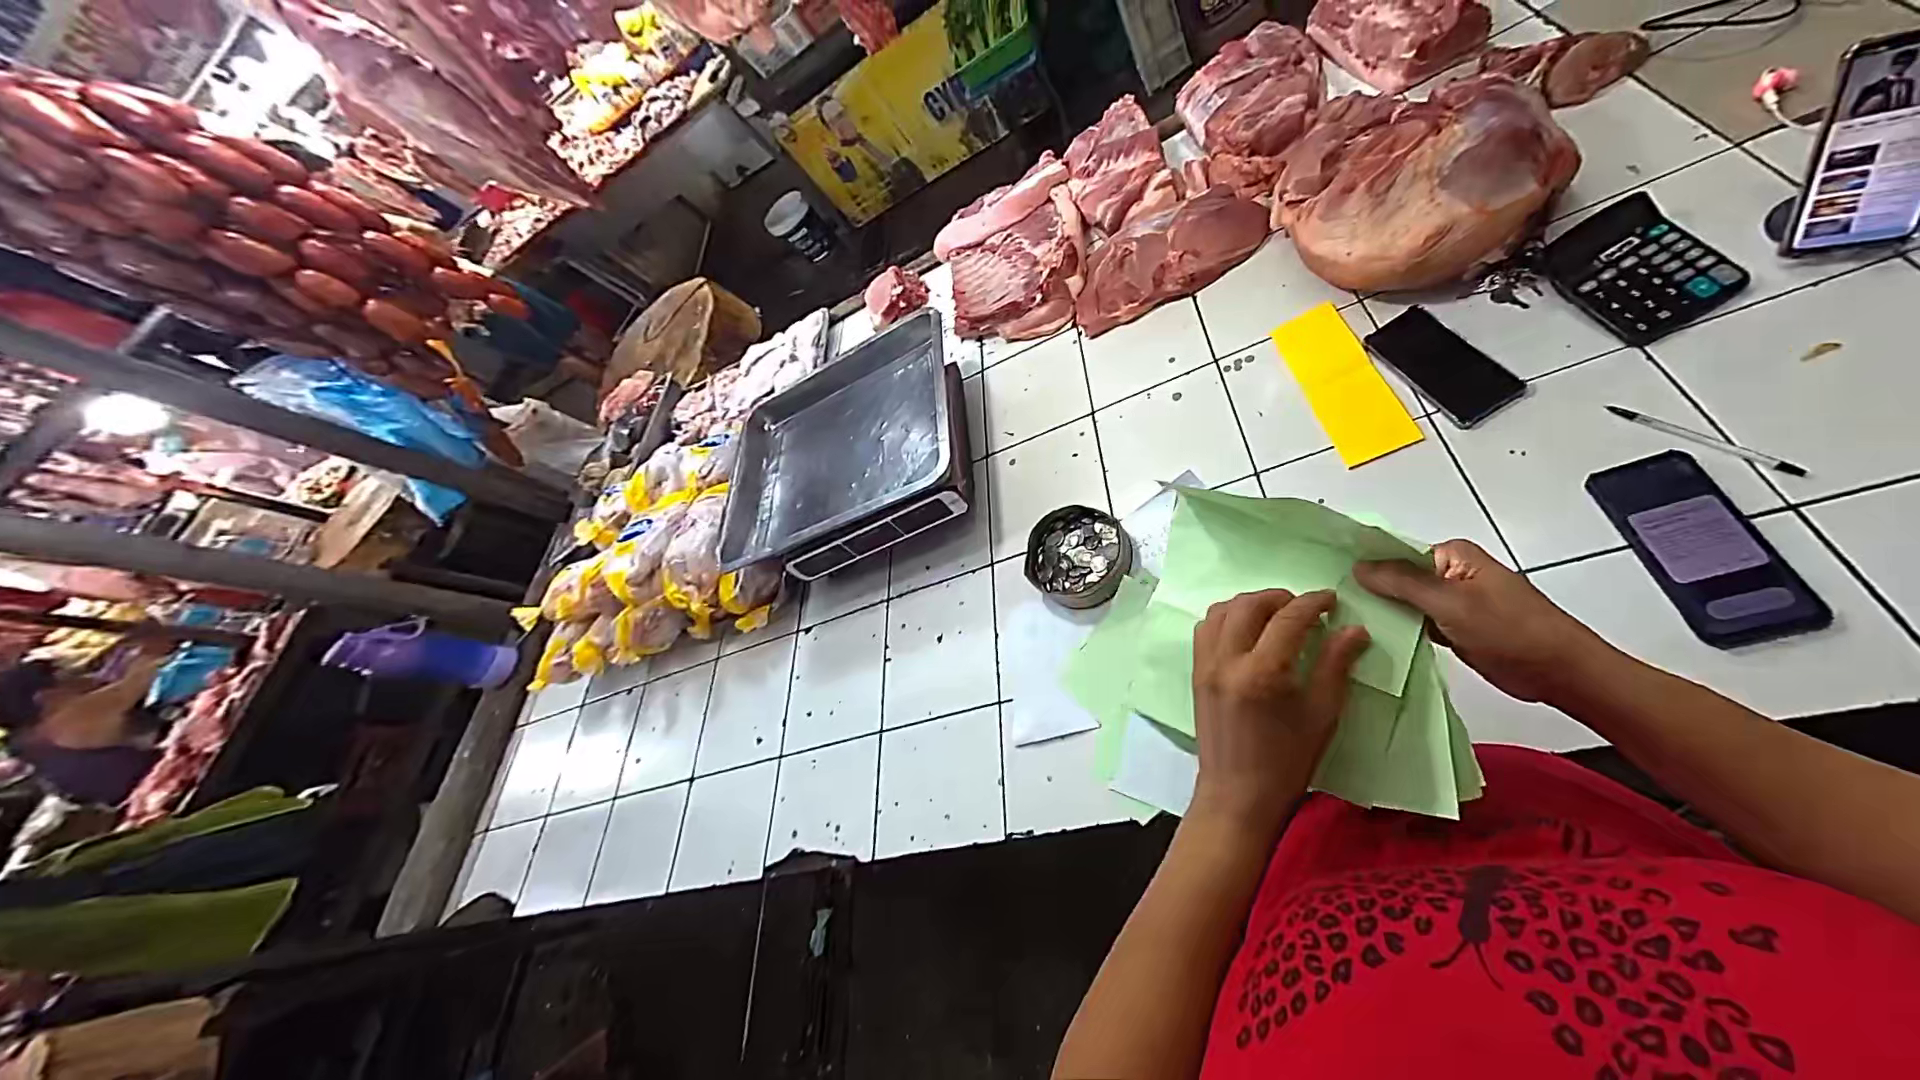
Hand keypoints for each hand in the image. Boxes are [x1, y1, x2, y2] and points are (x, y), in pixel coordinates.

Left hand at [1190, 589, 1368, 834]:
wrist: (1237, 792)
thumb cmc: (1288, 760)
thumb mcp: (1322, 714)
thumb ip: (1336, 665)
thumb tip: (1354, 629)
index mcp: (1263, 673)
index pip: (1288, 619)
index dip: (1312, 603)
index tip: (1330, 599)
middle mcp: (1227, 661)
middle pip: (1249, 605)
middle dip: (1279, 597)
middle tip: (1304, 606)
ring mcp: (1205, 665)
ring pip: (1221, 611)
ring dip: (1249, 603)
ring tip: (1276, 614)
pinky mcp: (1195, 672)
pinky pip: (1205, 629)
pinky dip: (1226, 618)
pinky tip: (1247, 629)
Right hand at [1354, 539, 1612, 703]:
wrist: (1562, 673)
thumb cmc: (1512, 631)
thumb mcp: (1450, 602)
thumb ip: (1401, 582)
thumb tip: (1357, 566)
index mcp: (1453, 556)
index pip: (1396, 551)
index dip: (1365, 563)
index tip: (1331, 577)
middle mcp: (1449, 574)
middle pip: (1396, 577)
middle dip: (1369, 589)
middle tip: (1329, 603)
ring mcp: (1451, 603)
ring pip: (1403, 602)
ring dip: (1381, 611)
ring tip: (1340, 619)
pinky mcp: (1452, 628)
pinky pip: (1414, 623)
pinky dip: (1397, 629)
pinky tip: (1369, 636)